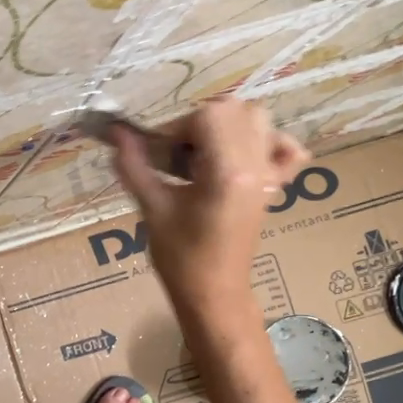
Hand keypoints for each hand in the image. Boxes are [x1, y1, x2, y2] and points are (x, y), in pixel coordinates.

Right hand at [109, 100, 307, 323]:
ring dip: (227, 126)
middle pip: (236, 110)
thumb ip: (134, 167)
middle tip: (177, 153)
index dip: (177, 127)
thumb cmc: (180, 257)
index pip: (209, 116)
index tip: (157, 152)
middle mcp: (257, 166)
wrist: (213, 292)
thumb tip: (116, 135)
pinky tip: (241, 158)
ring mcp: (271, 175)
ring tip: (203, 155)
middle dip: (200, 123)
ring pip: (259, 120)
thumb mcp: (152, 209)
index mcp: (227, 172)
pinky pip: (285, 148)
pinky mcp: (275, 185)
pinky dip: (265, 142)